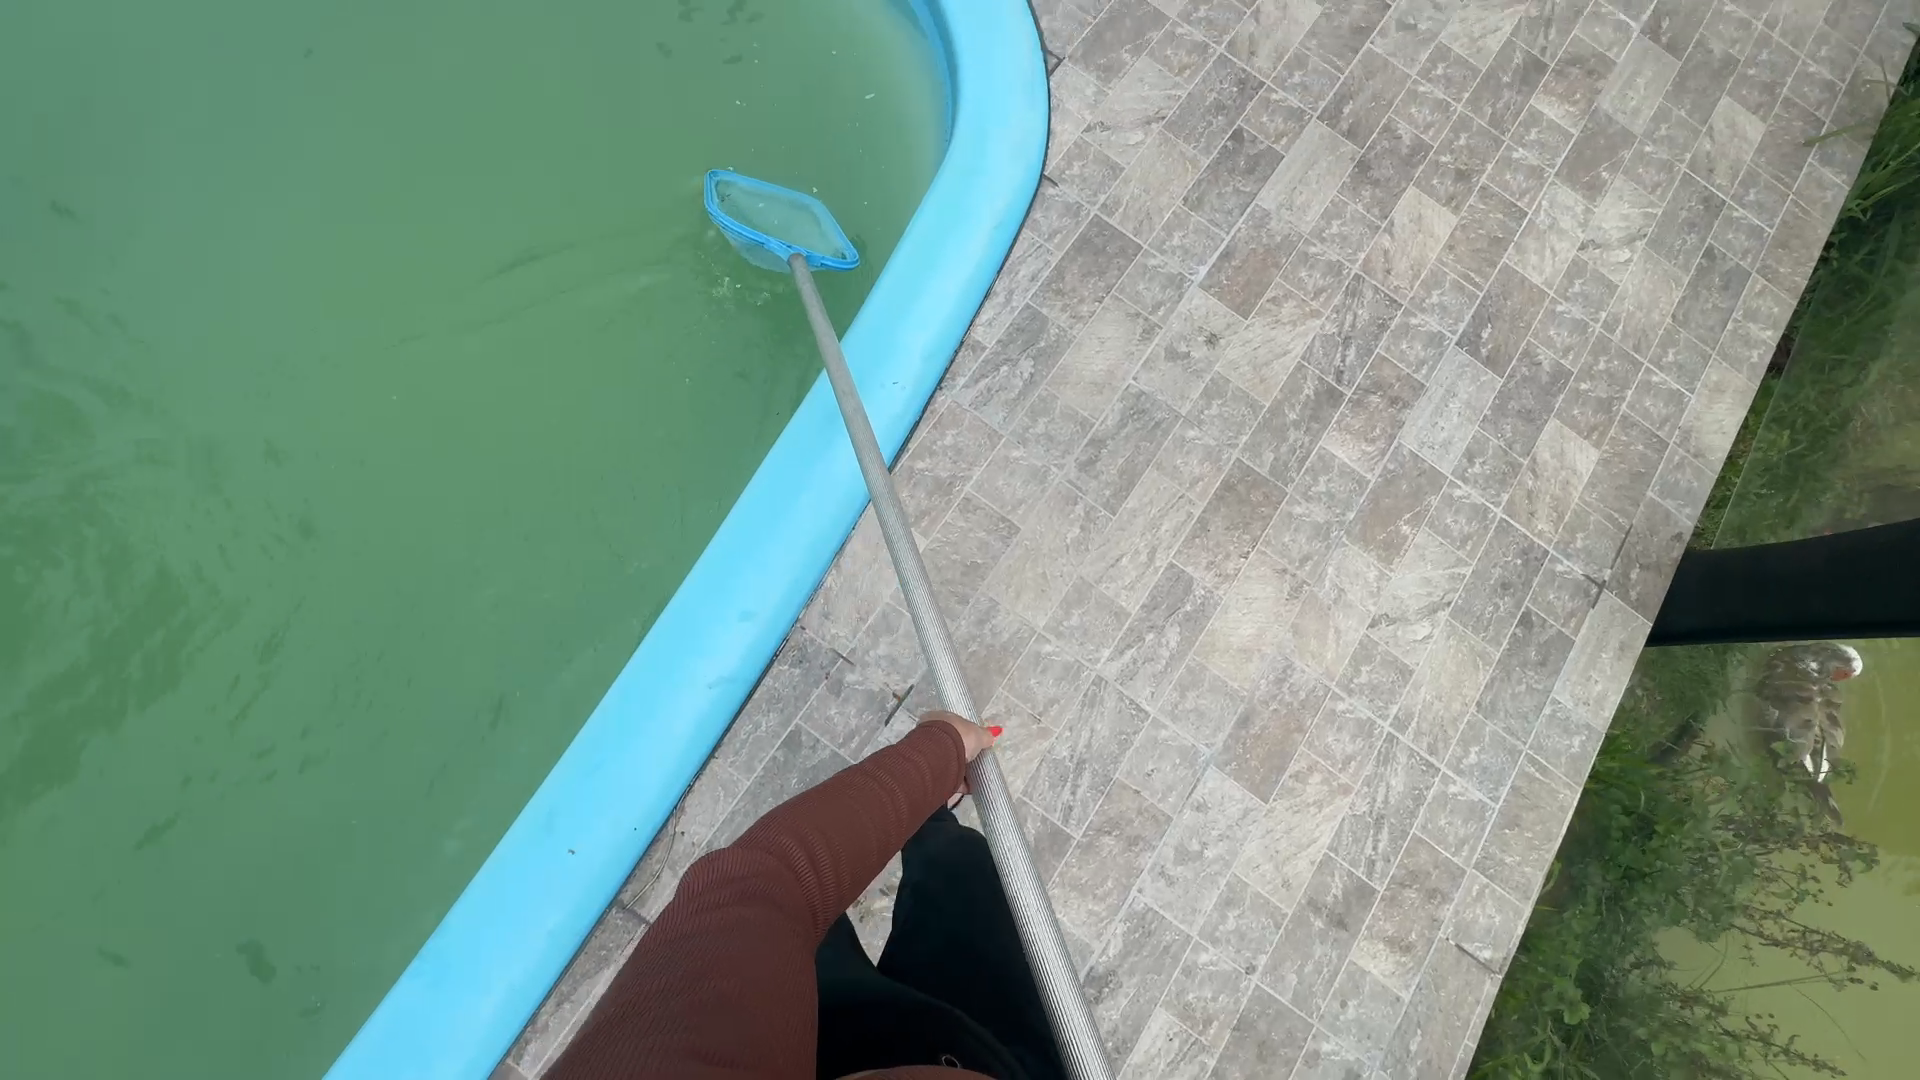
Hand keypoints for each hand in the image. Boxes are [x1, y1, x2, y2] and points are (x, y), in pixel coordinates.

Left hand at [924, 711, 999, 806]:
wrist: (939, 756)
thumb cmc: (957, 736)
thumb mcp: (978, 734)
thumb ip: (985, 735)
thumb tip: (992, 734)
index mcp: (940, 718)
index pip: (955, 726)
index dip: (967, 735)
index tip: (976, 744)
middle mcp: (931, 734)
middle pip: (951, 745)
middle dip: (963, 754)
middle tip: (976, 761)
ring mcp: (929, 753)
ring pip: (948, 762)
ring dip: (960, 769)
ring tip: (974, 776)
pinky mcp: (930, 772)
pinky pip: (947, 777)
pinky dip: (958, 782)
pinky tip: (968, 787)